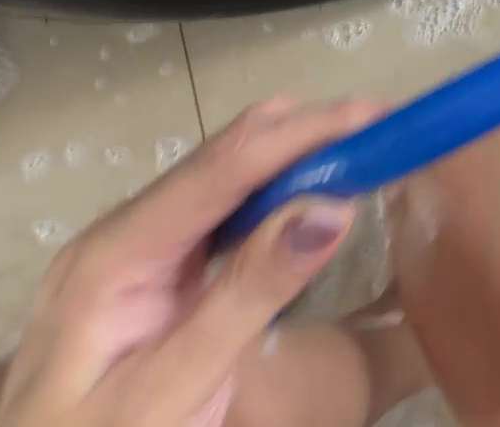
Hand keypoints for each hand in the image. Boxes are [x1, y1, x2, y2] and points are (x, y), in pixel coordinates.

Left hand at [0, 97, 380, 426]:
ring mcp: (143, 243)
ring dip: (303, 154)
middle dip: (310, 130)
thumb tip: (335, 206)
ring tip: (368, 155)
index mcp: (113, 254)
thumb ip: (251, 293)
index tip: (378, 112)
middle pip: (229, 150)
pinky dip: (287, 186)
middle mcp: (125, 229)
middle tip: (385, 136)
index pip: (222, 167)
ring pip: (235, 168)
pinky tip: (320, 194)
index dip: (303, 131)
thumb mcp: (175, 388)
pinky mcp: (165, 261)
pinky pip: (234, 201)